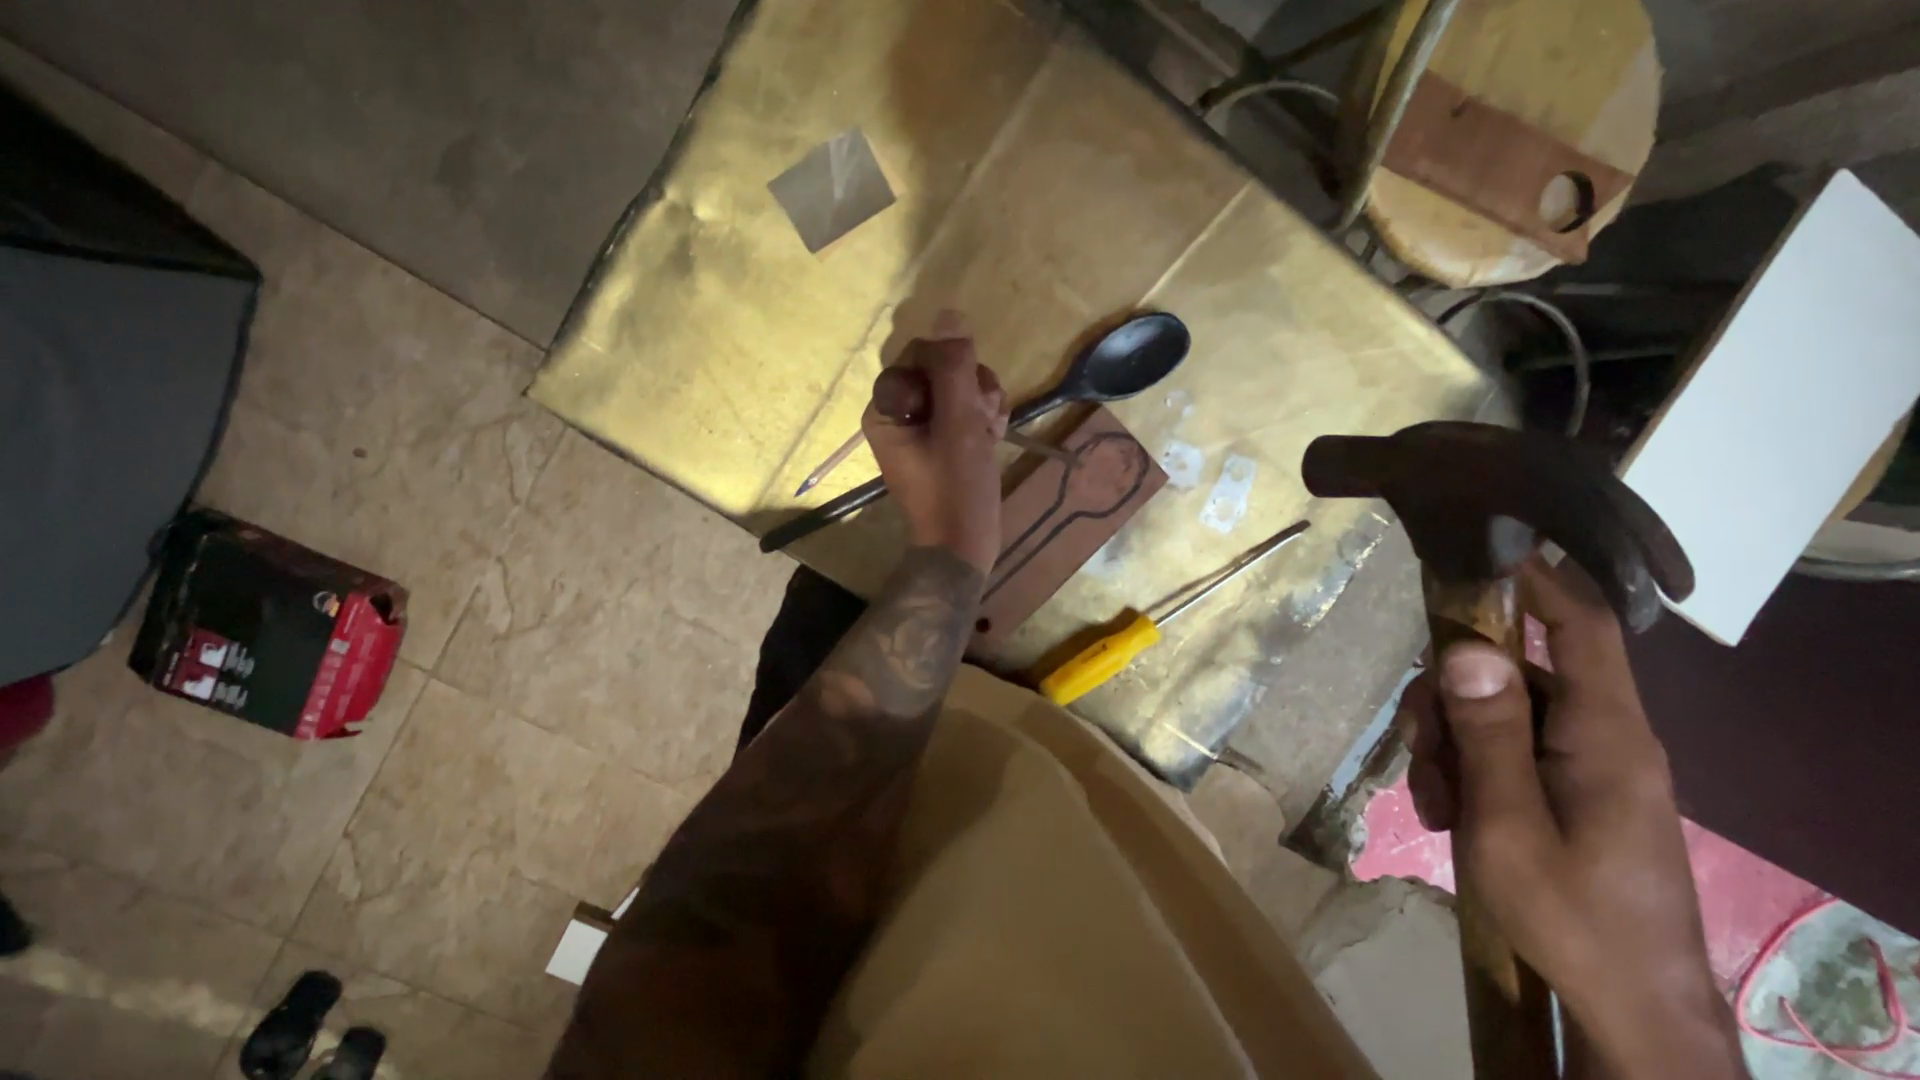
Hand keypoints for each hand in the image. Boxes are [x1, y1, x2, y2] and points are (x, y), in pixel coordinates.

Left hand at [864, 311, 1008, 573]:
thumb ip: (954, 368)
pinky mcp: (943, 441)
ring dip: (984, 403)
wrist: (963, 548)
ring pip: (960, 387)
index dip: (953, 368)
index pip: (921, 354)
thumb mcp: (959, 425)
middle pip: (943, 368)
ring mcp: (922, 428)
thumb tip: (949, 313)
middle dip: (972, 388)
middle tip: (982, 421)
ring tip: (989, 433)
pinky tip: (992, 439)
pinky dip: (984, 419)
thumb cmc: (956, 489)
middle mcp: (898, 414)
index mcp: (886, 408)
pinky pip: (965, 409)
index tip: (968, 401)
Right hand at [1399, 559, 1745, 1078]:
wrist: (1633, 1003)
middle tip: (1419, 750)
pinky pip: (1512, 752)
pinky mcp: (1576, 790)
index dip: (1537, 578)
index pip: (1581, 625)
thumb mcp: (1506, 824)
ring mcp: (1590, 764)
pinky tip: (1452, 817)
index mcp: (1603, 732)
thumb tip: (1465, 650)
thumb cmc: (1570, 913)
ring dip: (1454, 745)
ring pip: (1502, 713)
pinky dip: (1472, 772)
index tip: (1478, 552)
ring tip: (1435, 805)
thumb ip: (1487, 734)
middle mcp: (1604, 734)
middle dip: (1453, 697)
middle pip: (1517, 672)